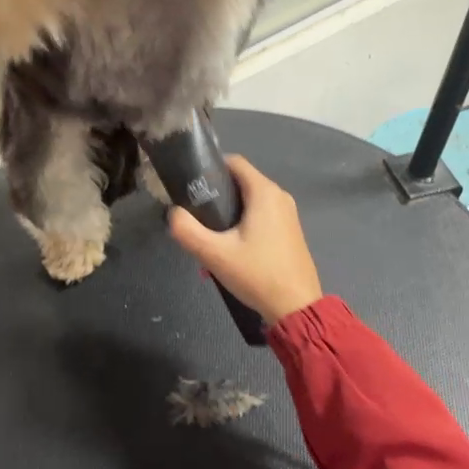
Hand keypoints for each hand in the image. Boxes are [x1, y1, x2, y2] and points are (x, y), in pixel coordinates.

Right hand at [167, 156, 323, 322]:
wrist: (295, 306)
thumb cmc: (257, 275)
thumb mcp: (214, 254)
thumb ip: (187, 230)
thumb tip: (173, 213)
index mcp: (264, 192)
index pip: (234, 162)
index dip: (210, 169)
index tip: (191, 187)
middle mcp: (280, 196)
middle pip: (242, 181)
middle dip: (218, 194)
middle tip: (197, 216)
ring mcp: (288, 214)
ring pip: (252, 201)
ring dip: (230, 212)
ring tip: (212, 234)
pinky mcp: (291, 231)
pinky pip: (263, 216)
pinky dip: (245, 223)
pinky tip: (233, 247)